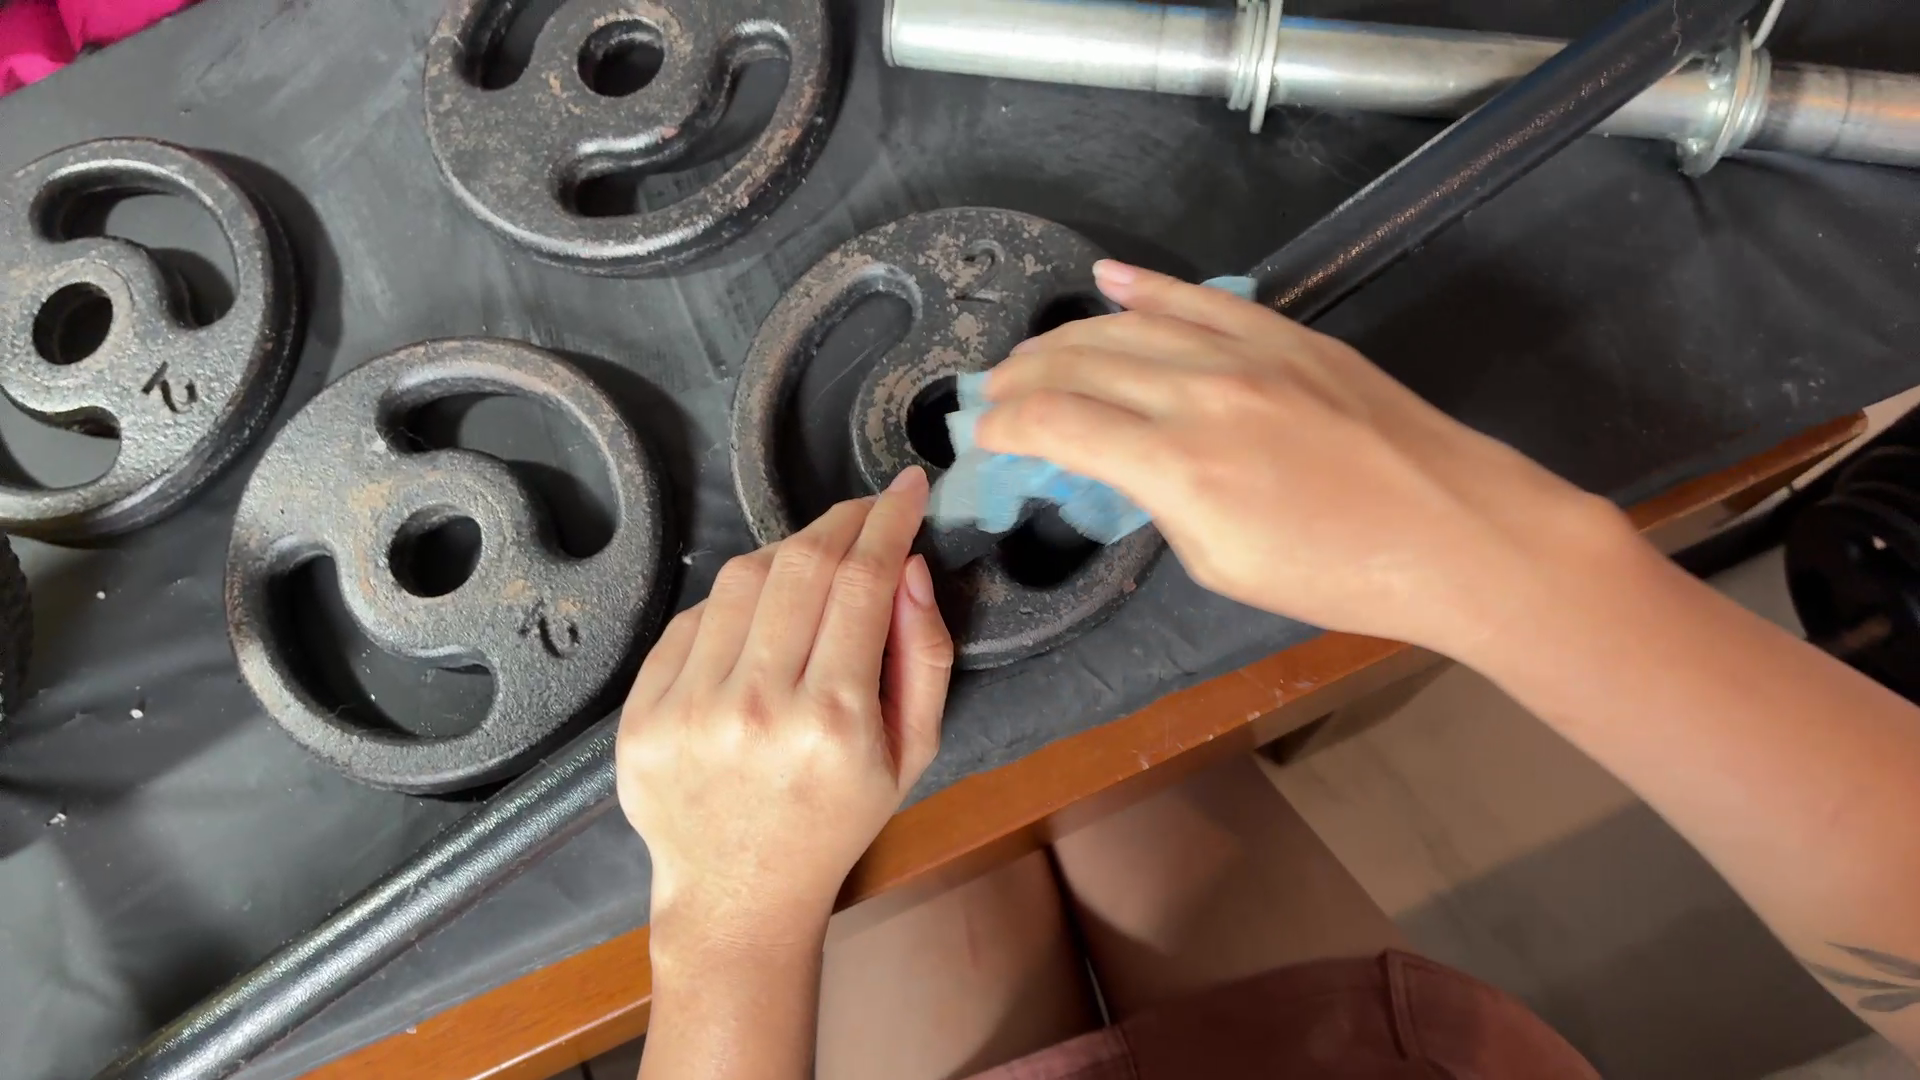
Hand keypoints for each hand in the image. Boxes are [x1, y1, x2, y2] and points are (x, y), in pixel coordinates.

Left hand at [615, 467, 953, 952]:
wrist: (740, 892)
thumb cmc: (840, 819)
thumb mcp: (913, 751)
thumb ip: (925, 655)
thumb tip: (910, 566)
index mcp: (834, 720)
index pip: (862, 581)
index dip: (889, 520)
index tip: (909, 486)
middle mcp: (756, 705)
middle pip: (802, 565)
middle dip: (843, 519)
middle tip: (868, 509)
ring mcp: (688, 706)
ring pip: (744, 577)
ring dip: (791, 550)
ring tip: (819, 561)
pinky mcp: (642, 709)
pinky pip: (697, 614)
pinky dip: (740, 595)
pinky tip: (764, 613)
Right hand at [976, 261, 1633, 658]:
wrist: (1456, 534)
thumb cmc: (1333, 576)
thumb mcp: (1216, 562)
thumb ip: (1157, 501)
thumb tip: (1124, 461)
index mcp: (1178, 467)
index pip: (1057, 425)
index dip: (1007, 427)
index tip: (984, 436)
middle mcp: (1200, 393)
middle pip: (1078, 364)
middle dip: (1021, 379)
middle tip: (992, 394)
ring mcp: (1246, 351)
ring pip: (1126, 325)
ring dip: (1063, 337)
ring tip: (1030, 354)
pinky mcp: (1285, 333)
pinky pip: (1198, 297)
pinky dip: (1144, 286)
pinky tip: (1103, 279)